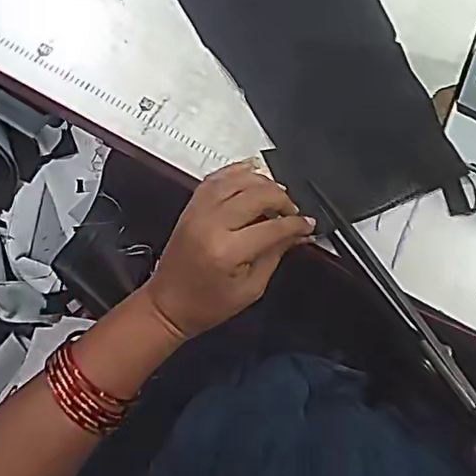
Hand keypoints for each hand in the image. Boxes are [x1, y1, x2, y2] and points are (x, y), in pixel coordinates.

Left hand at [137, 163, 314, 340]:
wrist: (168, 304)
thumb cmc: (205, 304)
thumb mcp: (251, 288)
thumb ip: (275, 254)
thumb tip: (297, 234)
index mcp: (226, 251)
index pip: (272, 226)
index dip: (295, 224)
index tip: (307, 224)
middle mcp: (210, 225)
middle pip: (255, 195)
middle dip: (281, 199)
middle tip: (292, 210)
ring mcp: (198, 212)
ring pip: (235, 180)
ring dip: (261, 181)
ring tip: (277, 192)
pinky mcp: (191, 207)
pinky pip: (215, 179)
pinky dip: (235, 171)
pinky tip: (251, 171)